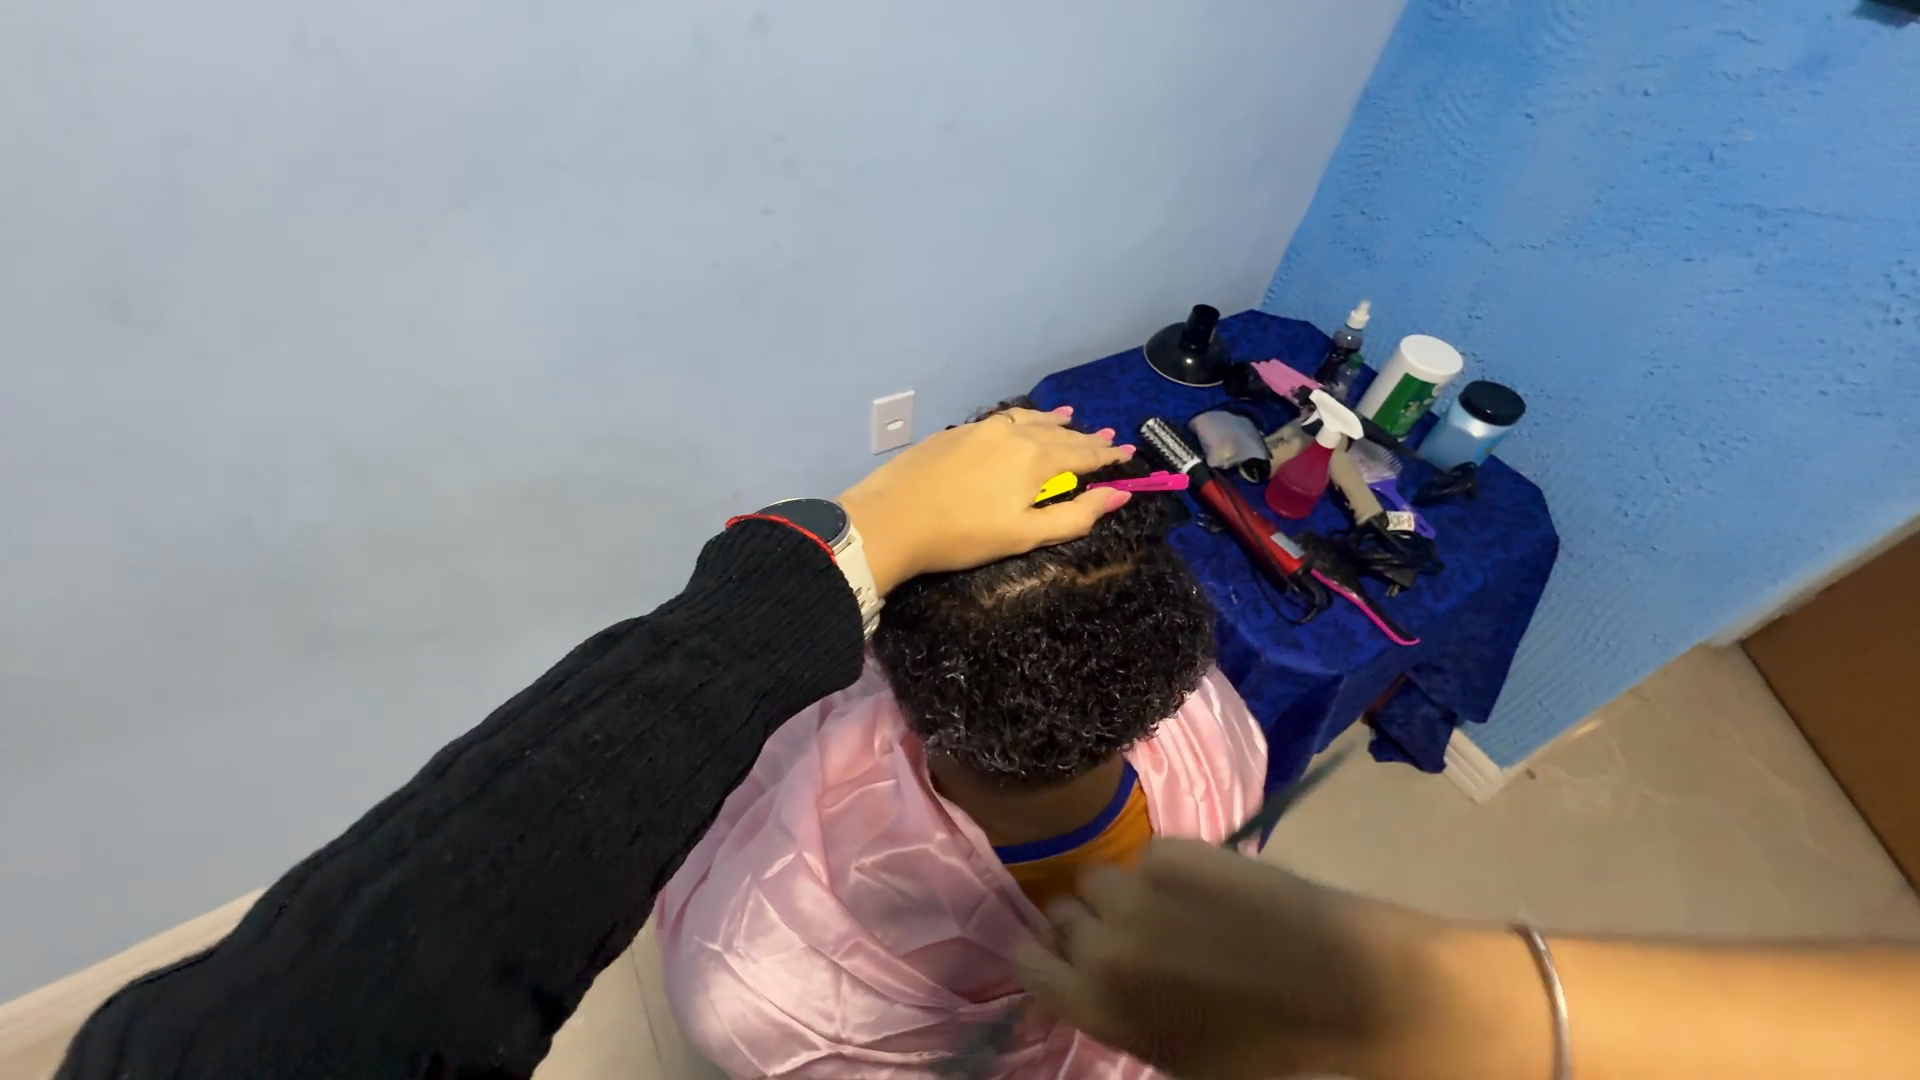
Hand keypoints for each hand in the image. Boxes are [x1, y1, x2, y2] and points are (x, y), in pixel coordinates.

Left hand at [839, 406, 1133, 594]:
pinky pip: (1000, 420)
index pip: (1082, 455)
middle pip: (1059, 435)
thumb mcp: (1024, 535)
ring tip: (1070, 417)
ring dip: (1054, 421)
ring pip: (1028, 420)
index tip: (1127, 454)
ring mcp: (980, 429)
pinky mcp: (954, 433)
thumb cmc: (962, 536)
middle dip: (1086, 439)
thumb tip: (1118, 496)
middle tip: (1108, 438)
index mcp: (1035, 459)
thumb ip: (1074, 516)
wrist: (890, 520)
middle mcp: (1013, 435)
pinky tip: (1018, 422)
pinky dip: (1021, 420)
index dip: (1107, 457)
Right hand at [1014, 839, 1539, 1079]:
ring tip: (1177, 910)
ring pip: (1102, 876)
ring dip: (1127, 893)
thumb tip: (1096, 977)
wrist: (1366, 999)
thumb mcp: (1186, 1062)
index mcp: (1104, 1008)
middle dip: (1090, 925)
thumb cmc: (1280, 1060)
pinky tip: (1213, 892)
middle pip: (1062, 912)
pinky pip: (1150, 856)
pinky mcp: (1179, 850)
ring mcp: (1140, 889)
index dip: (1046, 956)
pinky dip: (1171, 871)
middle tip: (1138, 937)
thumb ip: (1125, 1015)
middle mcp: (1106, 943)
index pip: (1028, 962)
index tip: (1067, 955)